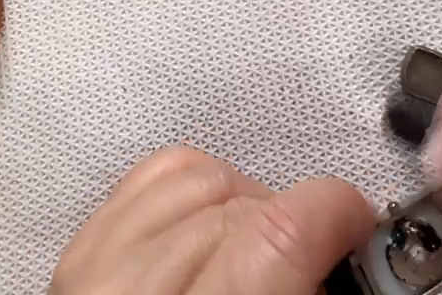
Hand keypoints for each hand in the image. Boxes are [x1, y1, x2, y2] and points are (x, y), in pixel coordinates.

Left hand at [52, 146, 374, 294]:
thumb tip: (350, 262)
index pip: (275, 235)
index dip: (334, 214)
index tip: (359, 226)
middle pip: (243, 208)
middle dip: (296, 226)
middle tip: (319, 266)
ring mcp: (96, 265)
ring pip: (200, 179)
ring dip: (247, 204)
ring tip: (265, 251)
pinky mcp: (82, 248)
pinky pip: (155, 176)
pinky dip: (198, 188)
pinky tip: (217, 226)